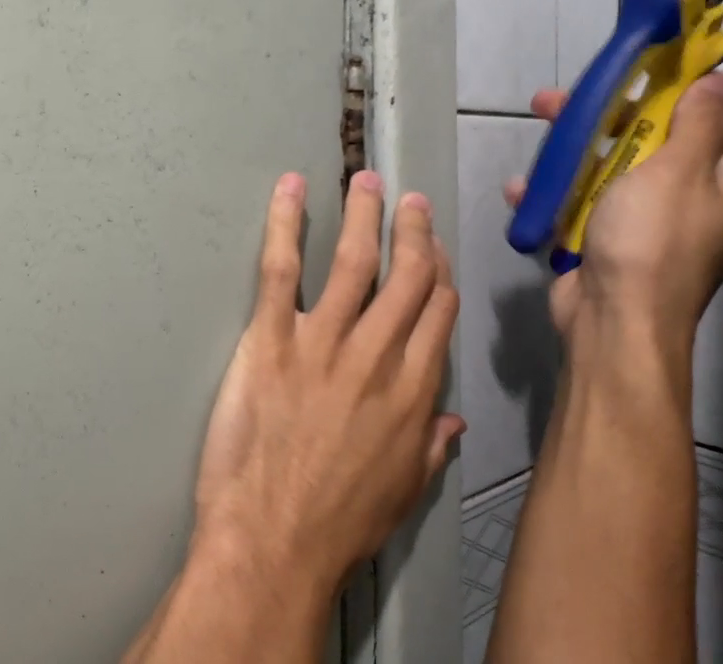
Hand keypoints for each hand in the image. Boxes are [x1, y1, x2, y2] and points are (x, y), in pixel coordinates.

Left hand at [190, 169, 464, 595]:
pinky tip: (289, 190)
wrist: (276, 542)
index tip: (434, 251)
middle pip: (405, 277)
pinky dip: (284, 224)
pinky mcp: (271, 342)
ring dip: (362, 214)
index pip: (437, 313)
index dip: (439, 273)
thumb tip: (452, 422)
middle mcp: (376, 357)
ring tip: (365, 181)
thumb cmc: (339, 525)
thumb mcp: (403, 492)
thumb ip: (430, 447)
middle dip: (411, 231)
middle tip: (410, 201)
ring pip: (352, 261)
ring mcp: (322, 344)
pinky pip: (280, 270)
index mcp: (413, 392)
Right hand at [504, 72, 722, 350]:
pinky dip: (556, 193)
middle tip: (558, 100)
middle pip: (652, 137)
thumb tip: (716, 80)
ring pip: (612, 166)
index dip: (674, 86)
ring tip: (536, 133)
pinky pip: (585, 202)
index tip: (633, 64)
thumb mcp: (677, 170)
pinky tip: (523, 188)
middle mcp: (697, 195)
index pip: (713, 114)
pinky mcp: (612, 239)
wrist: (615, 321)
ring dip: (571, 150)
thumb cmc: (652, 240)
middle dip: (604, 115)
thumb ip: (696, 121)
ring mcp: (651, 219)